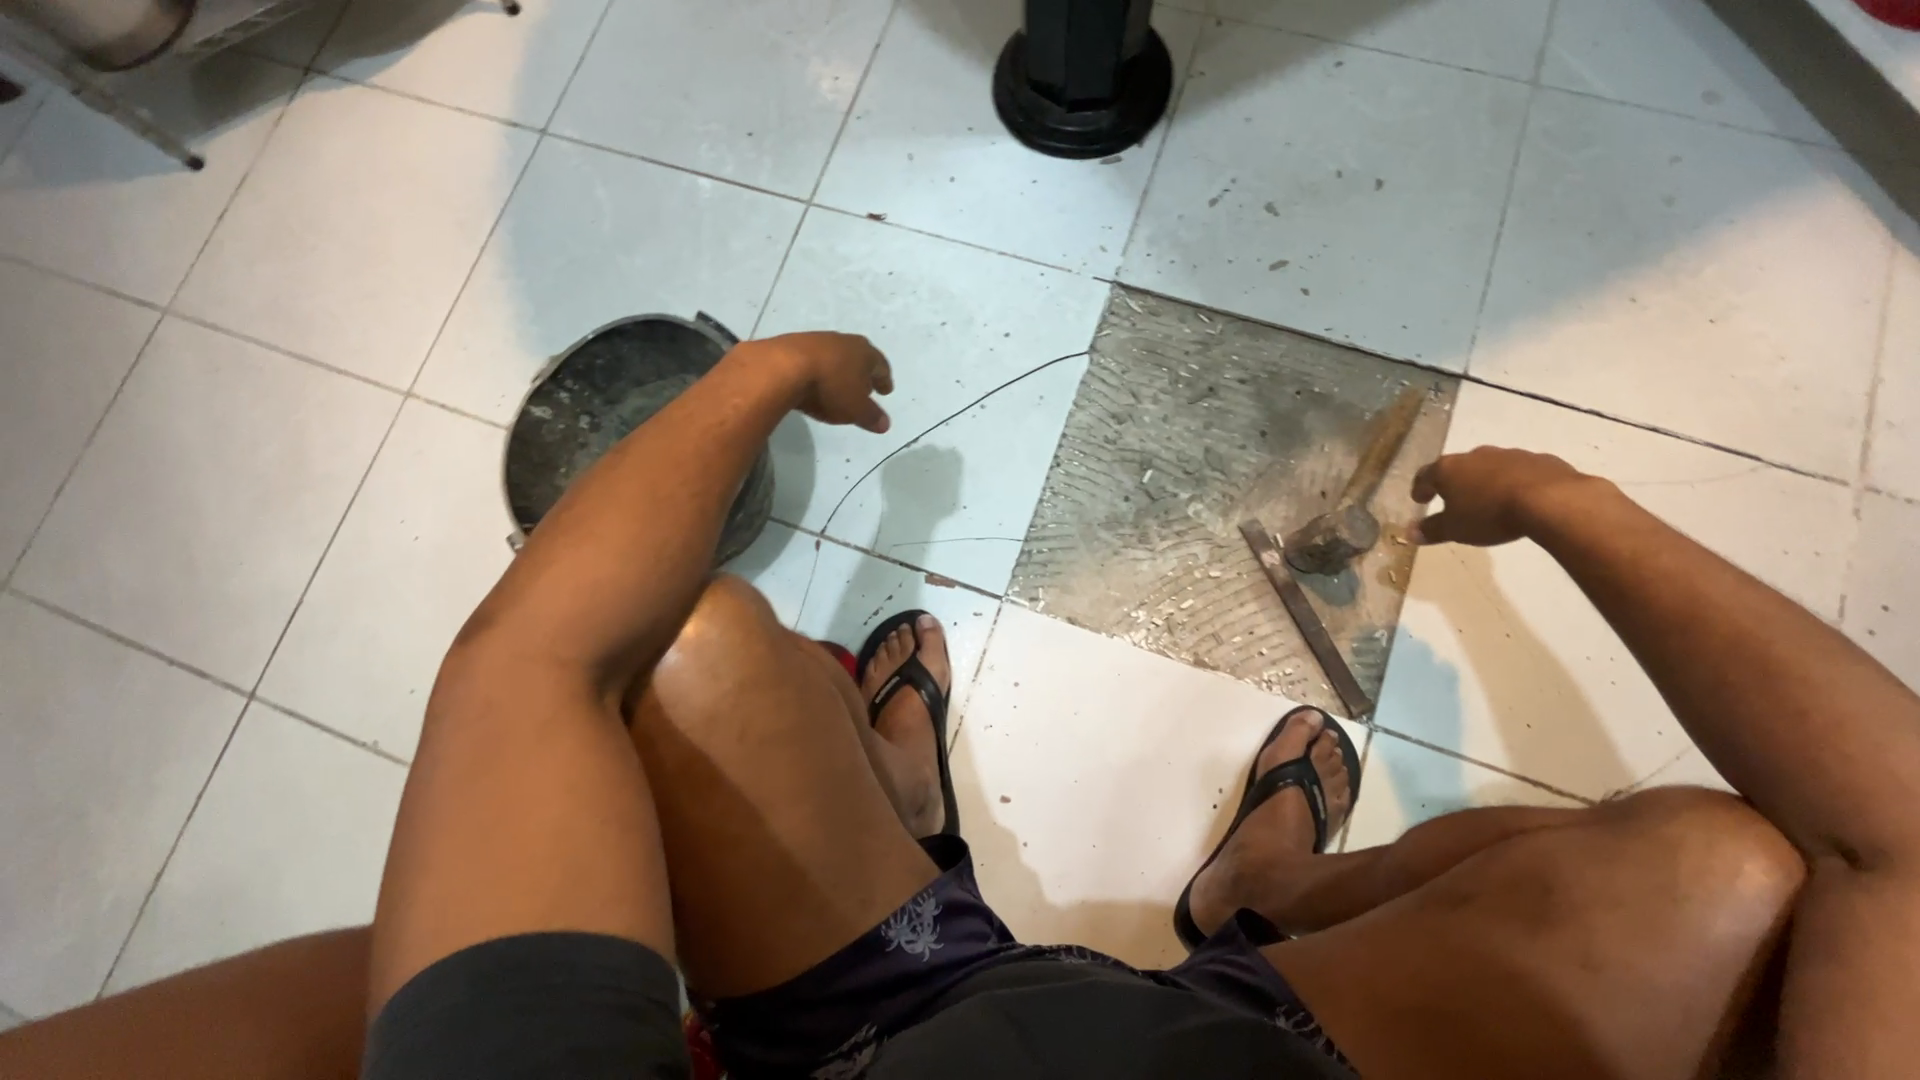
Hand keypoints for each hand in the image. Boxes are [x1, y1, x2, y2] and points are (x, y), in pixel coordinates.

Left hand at [751, 331, 892, 433]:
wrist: (783, 368)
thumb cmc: (830, 388)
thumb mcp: (855, 409)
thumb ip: (871, 416)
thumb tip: (885, 424)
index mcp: (864, 353)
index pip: (880, 366)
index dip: (884, 380)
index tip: (885, 391)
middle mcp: (843, 341)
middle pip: (858, 356)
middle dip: (862, 372)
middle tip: (864, 386)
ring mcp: (817, 340)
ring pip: (834, 355)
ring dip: (838, 369)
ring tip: (837, 384)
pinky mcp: (793, 344)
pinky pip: (812, 358)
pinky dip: (817, 369)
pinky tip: (812, 380)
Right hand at [1411, 447, 1596, 546]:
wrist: (1551, 501)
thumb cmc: (1490, 514)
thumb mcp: (1455, 529)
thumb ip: (1431, 530)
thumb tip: (1408, 533)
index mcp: (1448, 469)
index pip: (1425, 475)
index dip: (1420, 488)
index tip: (1420, 499)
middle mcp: (1476, 456)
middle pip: (1458, 467)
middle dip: (1455, 482)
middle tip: (1455, 498)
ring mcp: (1510, 454)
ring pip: (1490, 466)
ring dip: (1486, 480)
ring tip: (1490, 499)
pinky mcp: (1541, 459)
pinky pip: (1520, 470)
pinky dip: (1515, 481)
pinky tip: (1521, 497)